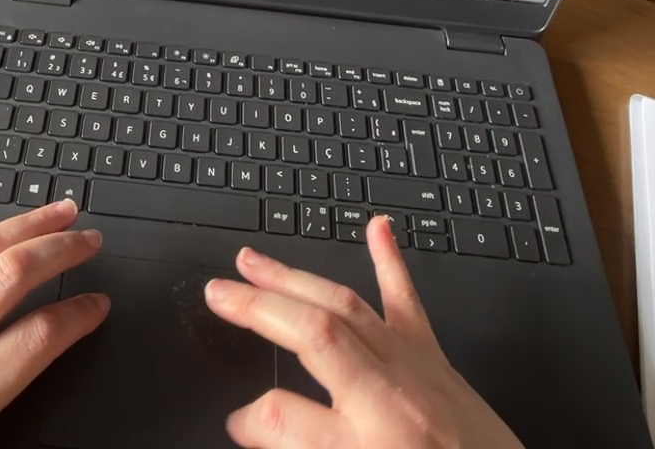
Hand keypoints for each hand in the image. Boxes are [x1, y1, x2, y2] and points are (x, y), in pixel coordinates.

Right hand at [205, 215, 524, 448]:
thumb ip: (308, 448)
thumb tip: (259, 428)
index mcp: (371, 447)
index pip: (284, 418)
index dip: (249, 418)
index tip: (237, 421)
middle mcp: (392, 400)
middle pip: (314, 333)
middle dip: (257, 307)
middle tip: (216, 293)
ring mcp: (416, 370)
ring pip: (347, 305)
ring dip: (295, 277)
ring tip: (253, 260)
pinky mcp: (437, 361)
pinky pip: (409, 303)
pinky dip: (391, 261)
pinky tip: (379, 228)